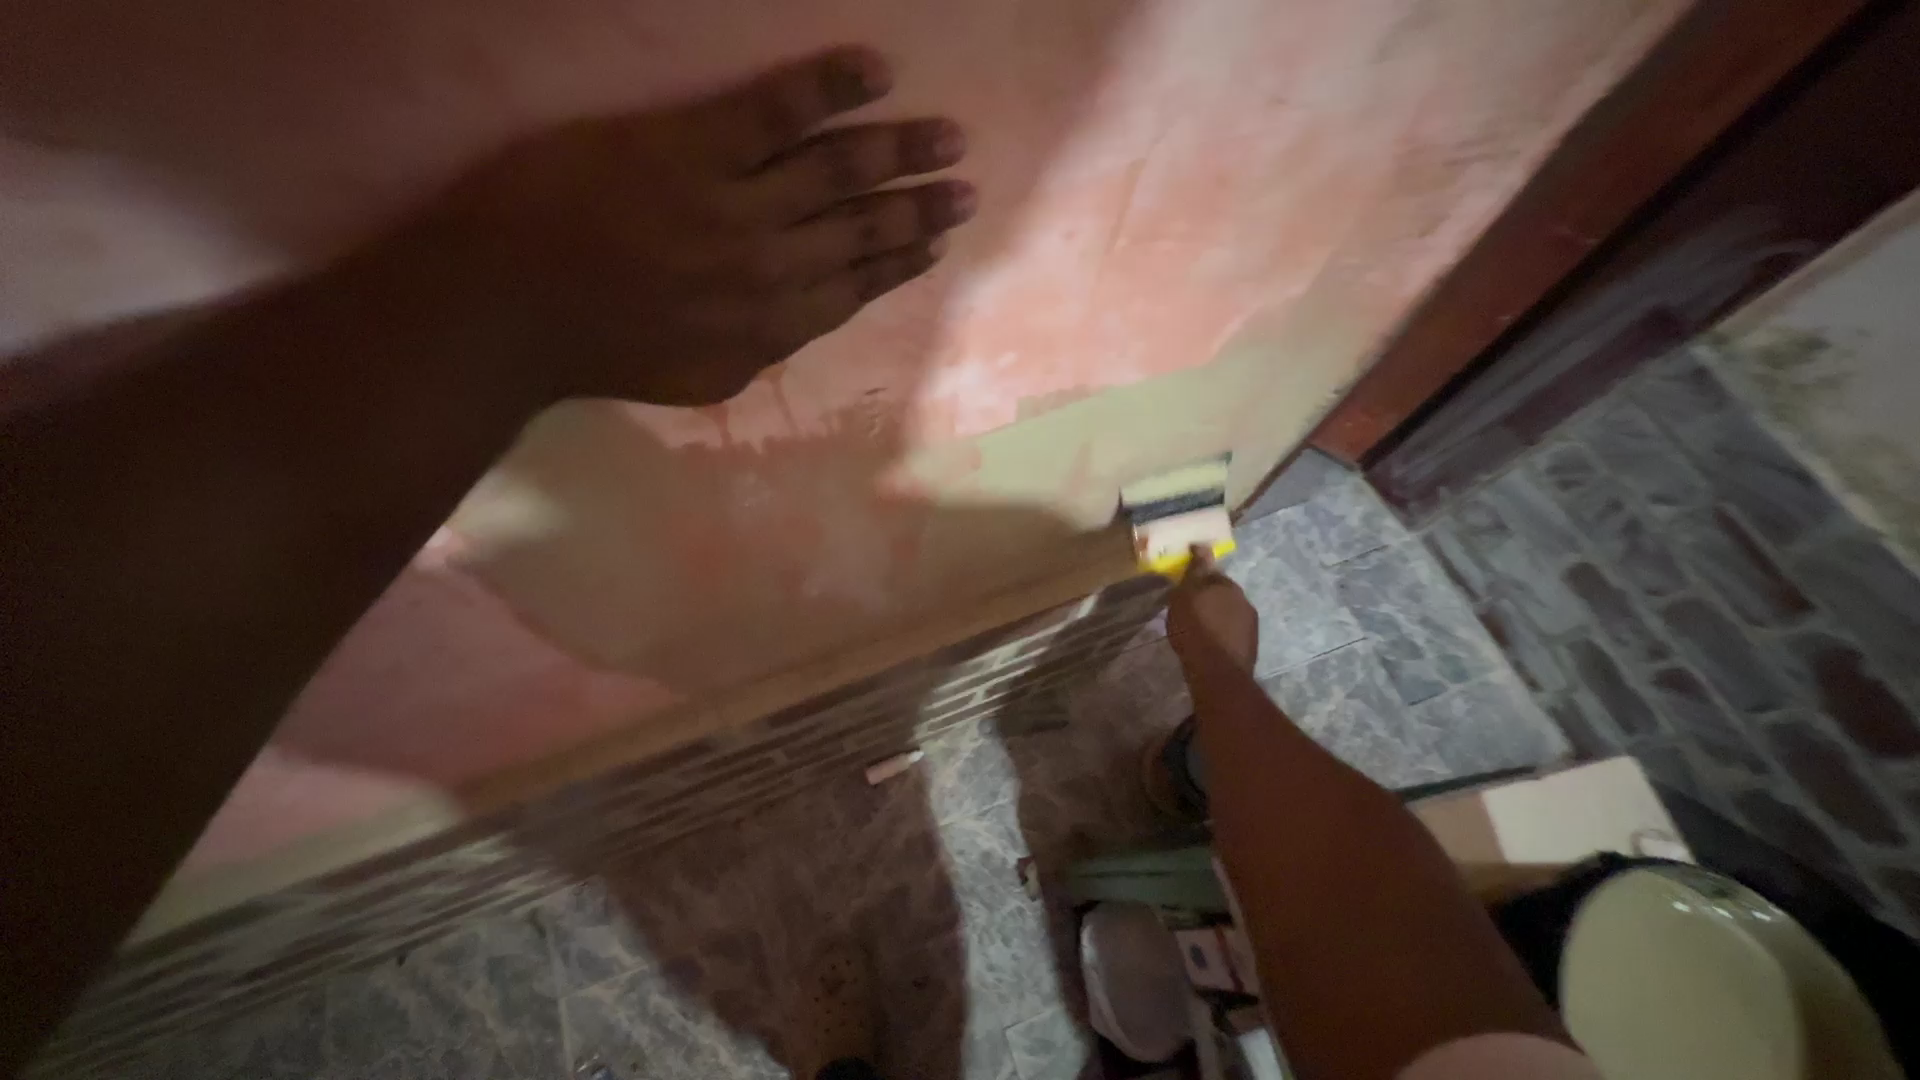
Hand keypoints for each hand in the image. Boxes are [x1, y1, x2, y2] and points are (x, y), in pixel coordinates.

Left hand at [409, 45, 973, 406]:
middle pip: (863, 230)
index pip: (856, 287)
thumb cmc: (601, 351)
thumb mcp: (698, 377)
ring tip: (948, 138)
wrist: (512, 314)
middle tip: (967, 188)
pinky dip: (829, 90)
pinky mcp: (693, 152)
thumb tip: (793, 331)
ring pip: (838, 175)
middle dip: (922, 209)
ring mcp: (737, 207)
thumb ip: (757, 354)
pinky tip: (875, 72)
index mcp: (772, 326)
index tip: (938, 245)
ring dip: (901, 154)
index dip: (903, 263)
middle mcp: (772, 268)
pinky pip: (774, 114)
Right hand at [1167, 545, 1258, 673]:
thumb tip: (1203, 544)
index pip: (1212, 574)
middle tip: (1191, 608)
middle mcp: (1244, 601)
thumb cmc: (1194, 629)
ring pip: (1229, 613)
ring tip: (1199, 628)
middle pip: (1223, 594)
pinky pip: (1232, 633)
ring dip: (1217, 616)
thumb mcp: (1185, 596)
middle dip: (1209, 598)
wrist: (1216, 671)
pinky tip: (1209, 643)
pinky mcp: (1249, 646)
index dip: (1198, 580)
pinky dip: (1221, 633)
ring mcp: (1250, 625)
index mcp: (1227, 586)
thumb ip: (1196, 571)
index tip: (1186, 588)